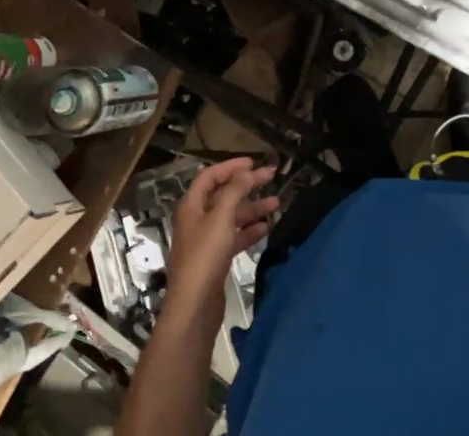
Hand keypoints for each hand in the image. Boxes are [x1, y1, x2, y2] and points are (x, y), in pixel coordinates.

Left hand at [167, 158, 277, 311]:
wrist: (195, 305)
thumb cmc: (205, 256)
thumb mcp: (220, 218)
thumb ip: (234, 192)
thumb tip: (246, 171)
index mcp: (192, 206)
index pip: (210, 176)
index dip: (230, 166)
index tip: (253, 162)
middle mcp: (197, 219)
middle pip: (223, 195)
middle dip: (247, 185)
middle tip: (272, 177)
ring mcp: (206, 240)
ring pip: (231, 217)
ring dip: (252, 208)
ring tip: (277, 203)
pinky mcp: (216, 259)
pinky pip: (234, 237)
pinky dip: (249, 231)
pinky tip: (267, 228)